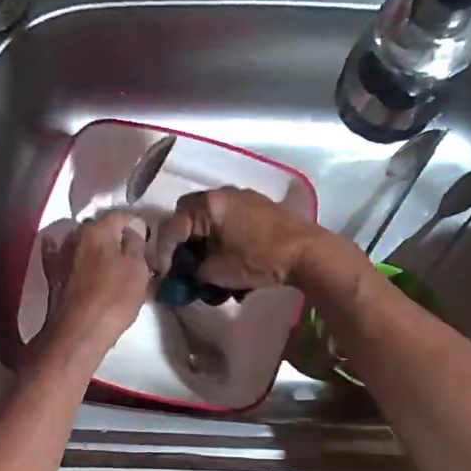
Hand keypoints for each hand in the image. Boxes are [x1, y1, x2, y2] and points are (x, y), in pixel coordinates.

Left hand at [34, 210, 152, 364]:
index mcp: (99, 230)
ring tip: (104, 260)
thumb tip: (132, 229)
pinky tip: (69, 257)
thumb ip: (136, 244)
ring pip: (80, 242)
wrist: (78, 330)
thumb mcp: (138, 269)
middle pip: (98, 228)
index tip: (144, 236)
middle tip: (127, 251)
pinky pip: (61, 258)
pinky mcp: (51, 275)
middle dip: (112, 235)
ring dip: (91, 247)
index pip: (120, 215)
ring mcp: (60, 255)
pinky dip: (68, 256)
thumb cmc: (114, 298)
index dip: (134, 224)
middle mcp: (76, 235)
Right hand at [156, 187, 341, 289]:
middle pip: (187, 217)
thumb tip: (188, 276)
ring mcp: (243, 198)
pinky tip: (229, 260)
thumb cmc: (259, 260)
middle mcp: (222, 194)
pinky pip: (229, 222)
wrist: (307, 253)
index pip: (172, 228)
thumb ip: (195, 272)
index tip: (163, 275)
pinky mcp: (259, 208)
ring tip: (208, 268)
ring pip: (210, 220)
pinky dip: (222, 239)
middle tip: (181, 265)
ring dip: (204, 242)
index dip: (163, 254)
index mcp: (207, 205)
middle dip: (181, 242)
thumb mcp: (218, 272)